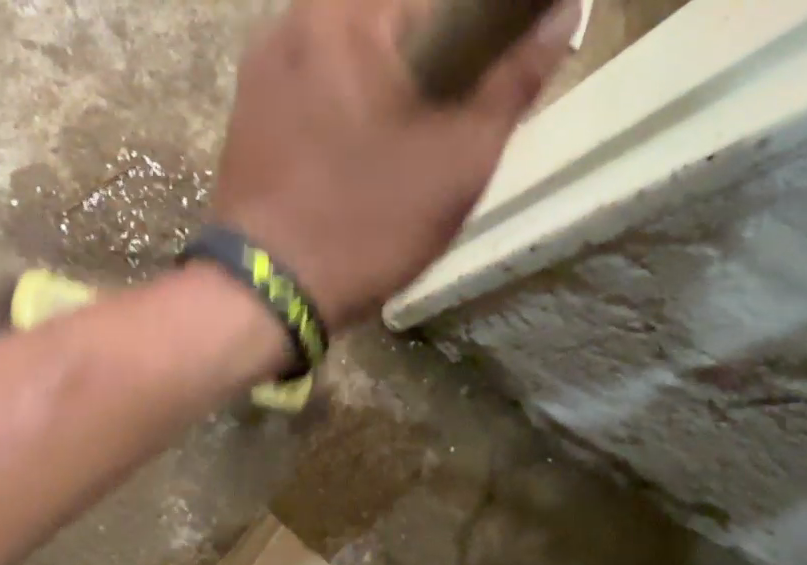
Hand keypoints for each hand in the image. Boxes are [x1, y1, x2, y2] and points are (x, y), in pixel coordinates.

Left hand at [210, 0, 580, 329]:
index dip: (476, 32)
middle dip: (431, 53)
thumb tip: (561, 14)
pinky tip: (365, 142)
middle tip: (454, 107)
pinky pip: (312, 81)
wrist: (263, 295)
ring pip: (348, 47)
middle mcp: (292, 20)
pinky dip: (347, 95)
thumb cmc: (365, 226)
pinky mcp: (245, 113)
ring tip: (414, 127)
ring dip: (389, 75)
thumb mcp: (459, 162)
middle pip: (389, 18)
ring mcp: (260, 69)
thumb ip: (513, 81)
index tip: (491, 72)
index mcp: (348, 14)